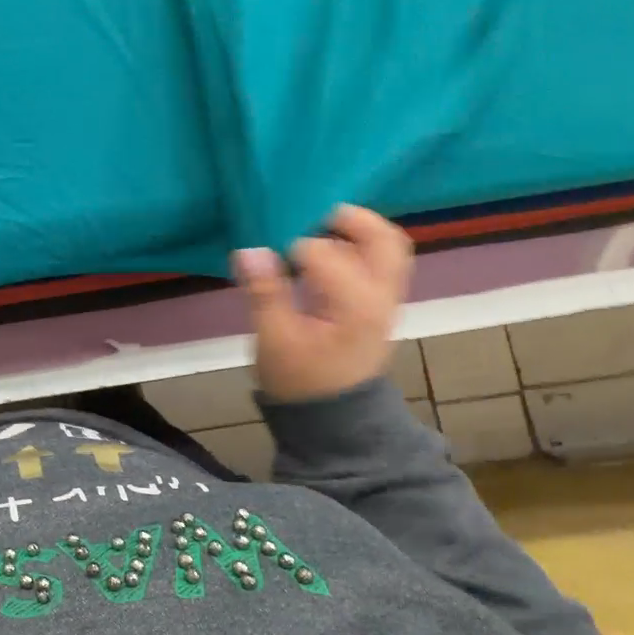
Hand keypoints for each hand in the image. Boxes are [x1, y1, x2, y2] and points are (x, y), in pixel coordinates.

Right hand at [233, 204, 412, 403]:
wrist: (332, 419)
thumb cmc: (299, 380)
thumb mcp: (274, 339)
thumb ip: (265, 292)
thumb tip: (248, 249)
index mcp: (355, 305)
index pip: (323, 252)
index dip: (288, 245)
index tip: (260, 250)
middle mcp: (381, 296)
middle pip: (383, 238)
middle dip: (344, 219)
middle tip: (304, 215)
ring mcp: (385, 299)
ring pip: (385, 247)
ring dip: (351, 231)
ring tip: (309, 231)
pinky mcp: (377, 304)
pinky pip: (376, 262)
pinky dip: (352, 248)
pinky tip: (317, 254)